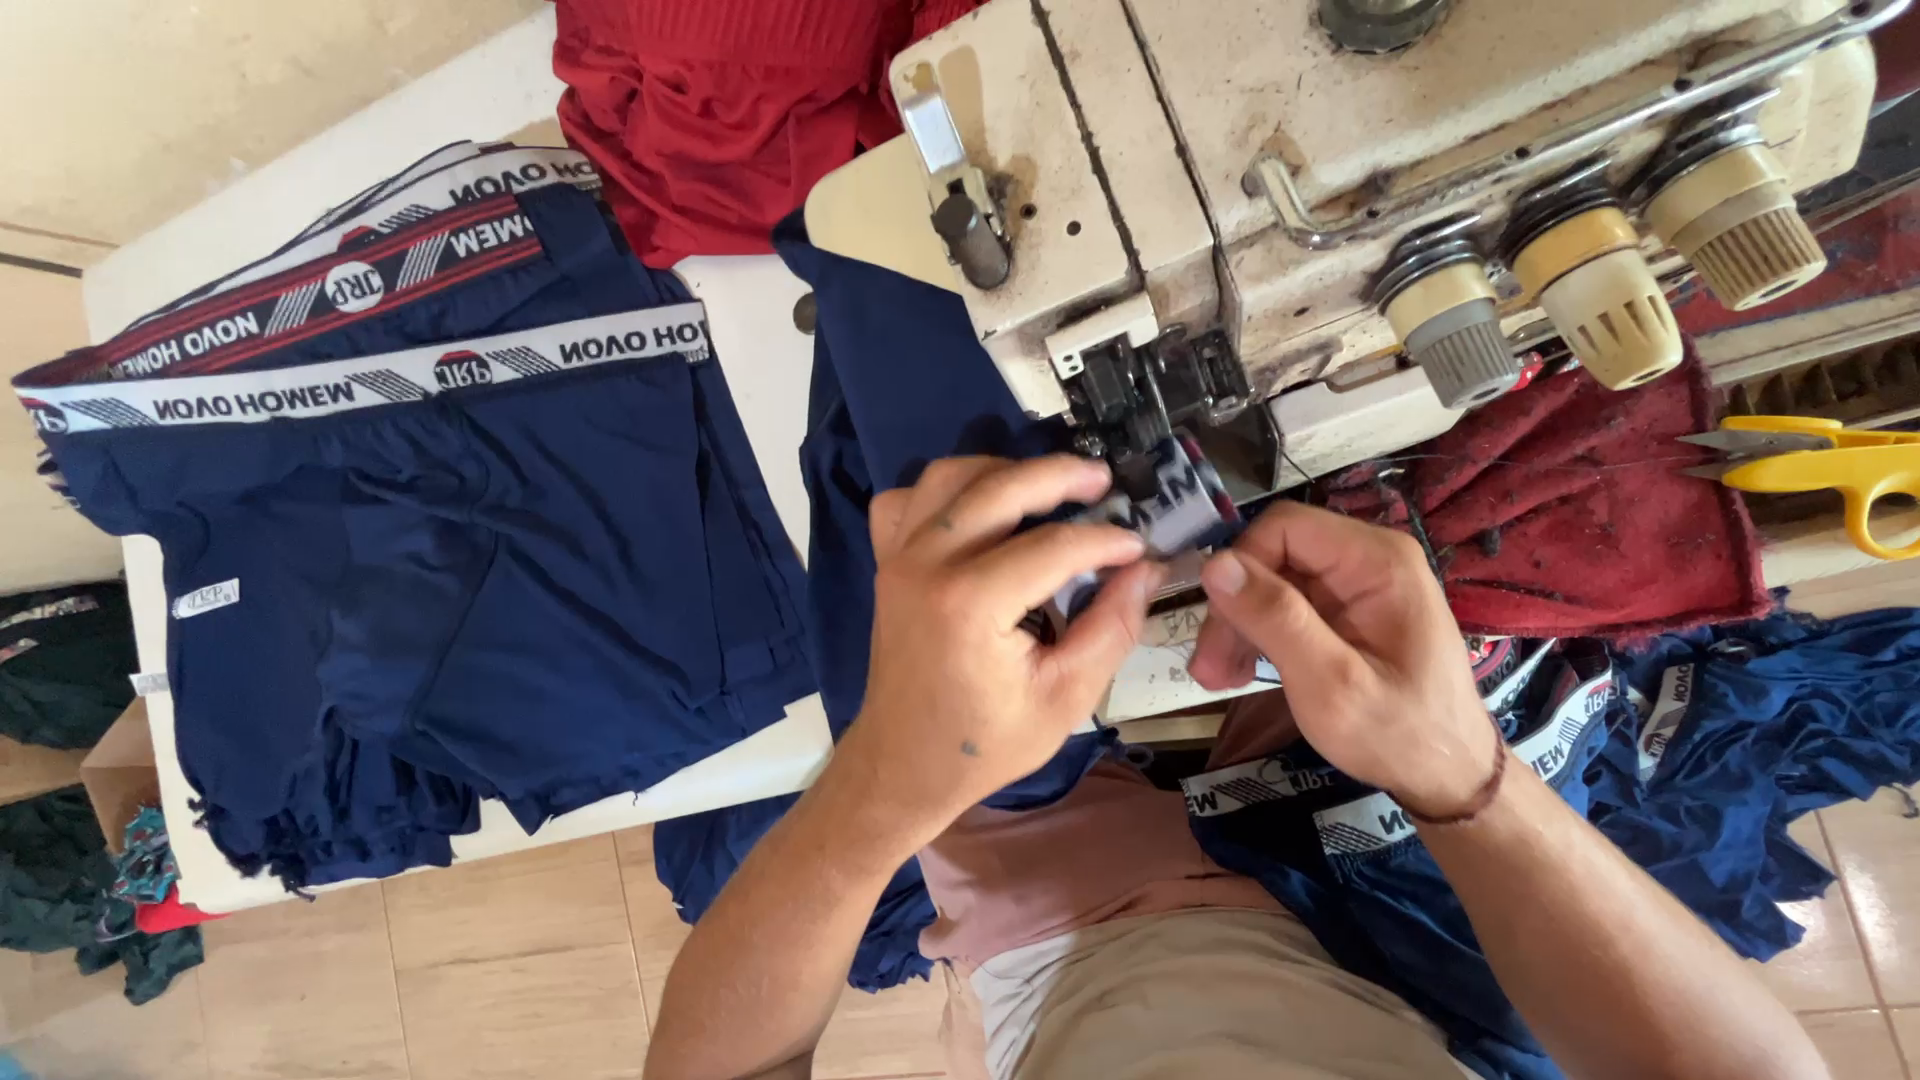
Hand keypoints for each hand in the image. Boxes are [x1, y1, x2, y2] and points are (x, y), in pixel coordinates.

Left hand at [836, 455, 1162, 837]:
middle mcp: (927, 565)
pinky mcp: (885, 563)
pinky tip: (976, 509)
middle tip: (1103, 481)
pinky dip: (943, 492)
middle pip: (1000, 488)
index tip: (1140, 545)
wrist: (903, 764)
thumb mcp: (1065, 698)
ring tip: (1046, 487)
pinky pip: (905, 501)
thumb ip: (1111, 627)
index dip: (1105, 540)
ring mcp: (897, 559)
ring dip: (1002, 471)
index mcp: (971, 604)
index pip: (1053, 546)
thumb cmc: (984, 743)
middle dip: (1059, 476)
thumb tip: (1146, 569)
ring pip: (949, 478)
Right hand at [1189, 502, 1495, 817]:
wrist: (1446, 776)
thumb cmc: (1397, 734)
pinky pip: (1283, 604)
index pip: (1282, 527)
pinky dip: (1256, 635)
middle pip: (1271, 555)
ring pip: (1269, 581)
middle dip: (1233, 608)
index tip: (1220, 626)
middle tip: (1208, 668)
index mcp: (1375, 561)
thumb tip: (1215, 563)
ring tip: (1218, 678)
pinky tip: (1241, 672)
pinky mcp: (1343, 608)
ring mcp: (1354, 583)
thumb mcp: (1330, 682)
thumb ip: (1275, 618)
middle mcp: (1366, 558)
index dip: (1240, 568)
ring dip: (1237, 627)